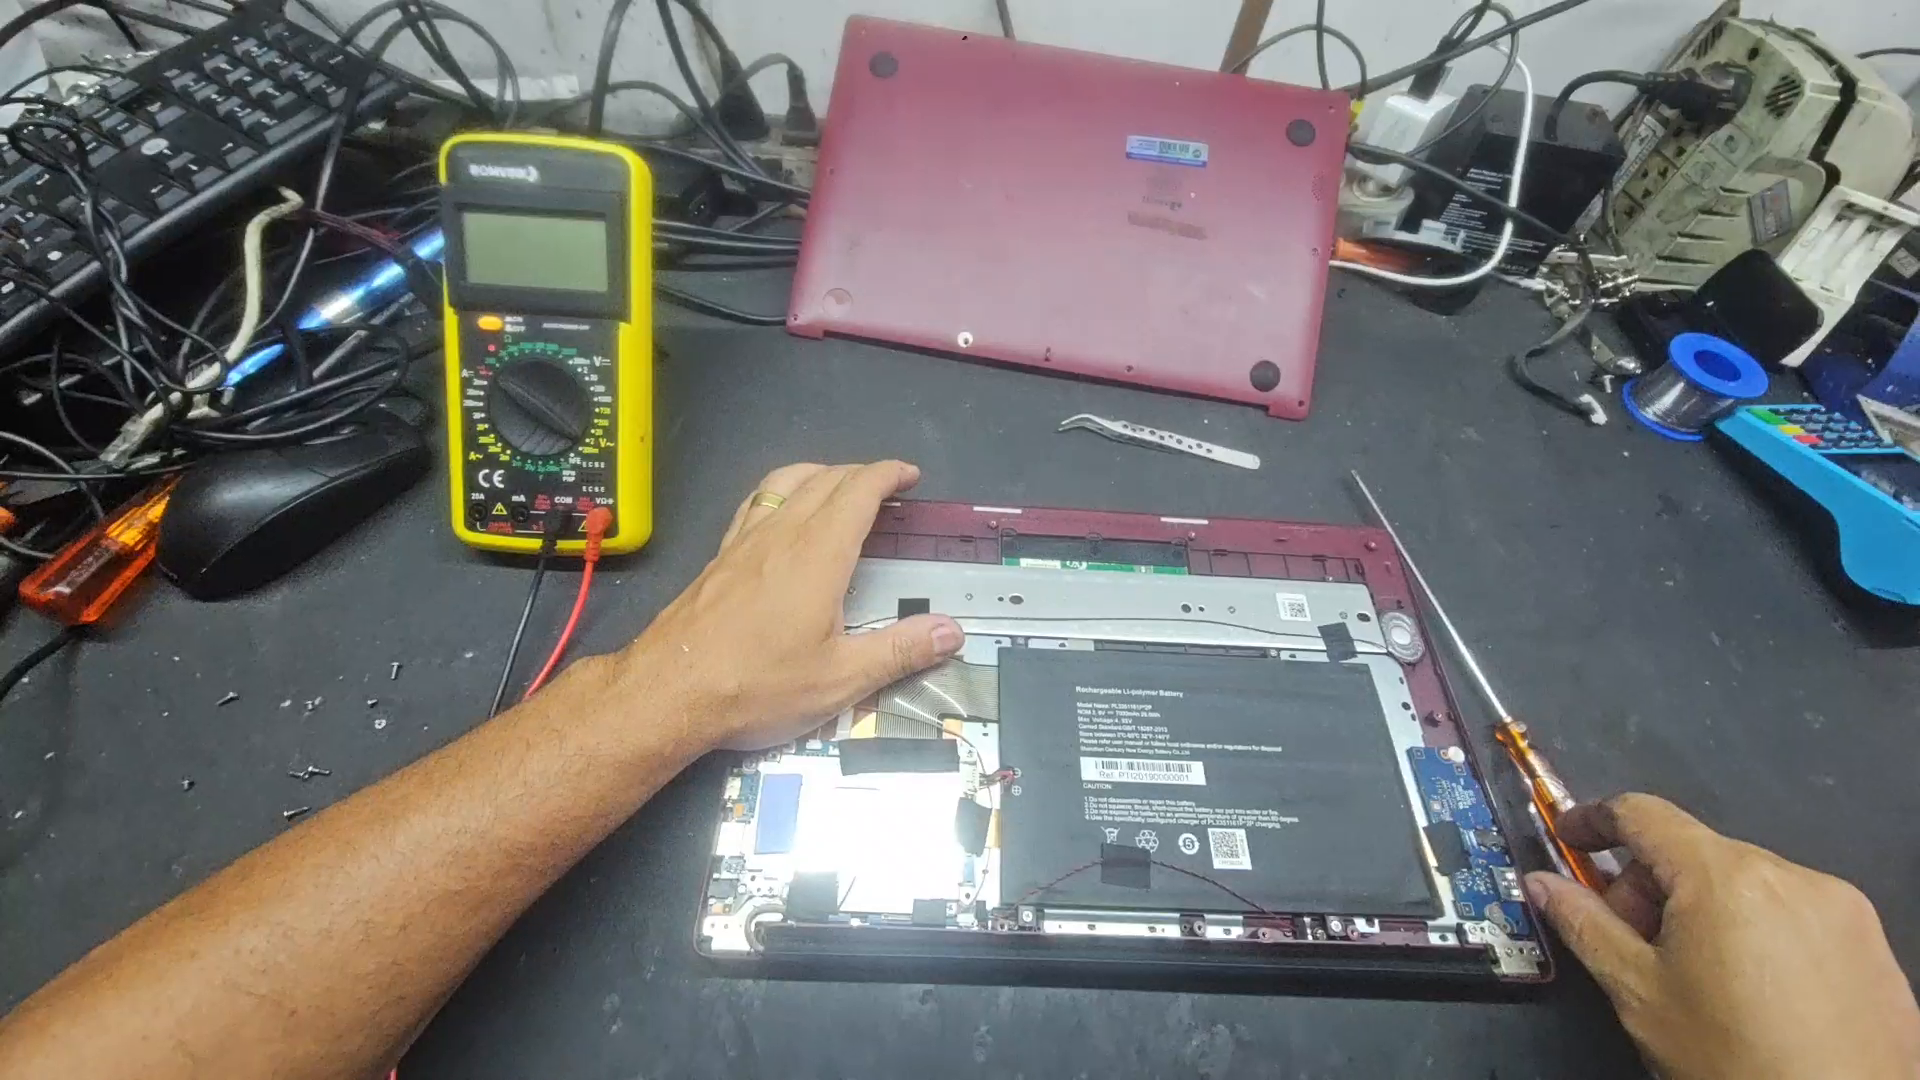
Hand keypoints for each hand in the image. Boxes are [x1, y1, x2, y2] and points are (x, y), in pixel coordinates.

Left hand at [611, 461, 963, 750]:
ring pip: (786, 481)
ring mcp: (745, 541)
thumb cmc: (758, 686)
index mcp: (818, 554)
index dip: (888, 475)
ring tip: (841, 486)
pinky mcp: (721, 556)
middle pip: (826, 479)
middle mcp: (781, 534)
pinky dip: (781, 490)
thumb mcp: (840, 680)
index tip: (910, 476)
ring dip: (822, 473)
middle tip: (889, 487)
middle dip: (863, 473)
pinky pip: (755, 502)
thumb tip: (952, 632)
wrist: (669, 693)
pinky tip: (782, 511)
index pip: (858, 491)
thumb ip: (900, 651)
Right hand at [1527, 794, 1919, 1079]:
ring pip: (1734, 878)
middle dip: (1643, 884)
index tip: (1565, 839)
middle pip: (1687, 850)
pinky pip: (1782, 908)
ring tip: (1685, 968)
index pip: (1641, 814)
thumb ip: (1581, 921)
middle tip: (1627, 937)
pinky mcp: (1872, 946)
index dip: (1592, 819)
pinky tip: (1739, 982)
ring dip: (1691, 904)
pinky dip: (1742, 924)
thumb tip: (1540, 882)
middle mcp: (1792, 878)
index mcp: (1726, 877)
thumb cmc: (1735, 1056)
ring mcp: (1841, 912)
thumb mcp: (1636, 988)